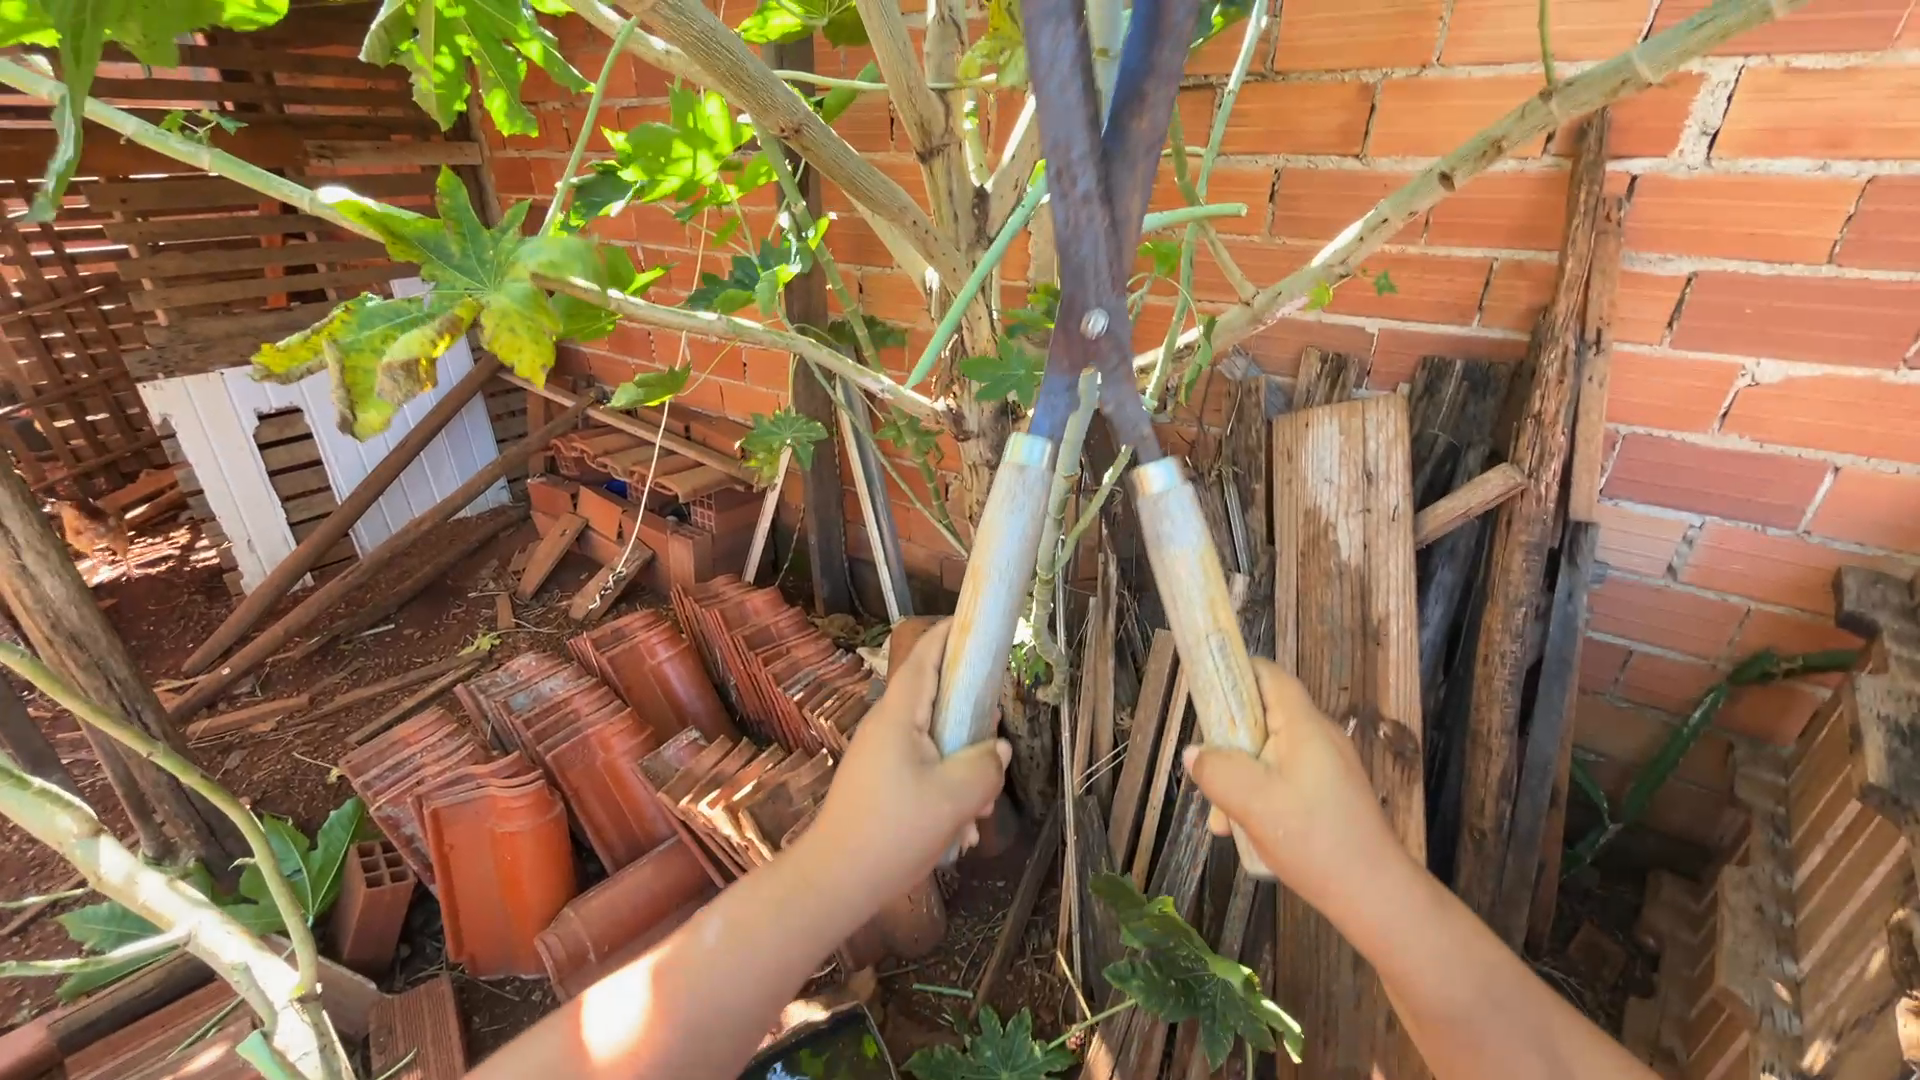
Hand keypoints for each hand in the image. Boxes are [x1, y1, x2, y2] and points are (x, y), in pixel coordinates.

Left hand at [810, 620, 1010, 899]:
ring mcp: (881, 754)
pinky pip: (923, 768)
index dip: (953, 634)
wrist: (835, 881)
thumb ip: (985, 765)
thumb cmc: (893, 831)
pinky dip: (947, 786)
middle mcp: (887, 725)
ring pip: (935, 739)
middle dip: (972, 716)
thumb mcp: (954, 798)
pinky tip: (962, 827)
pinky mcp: (881, 782)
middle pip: (936, 697)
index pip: (926, 655)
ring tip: (981, 802)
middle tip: (997, 736)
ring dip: (963, 763)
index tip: (982, 627)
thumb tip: (996, 748)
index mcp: (900, 713)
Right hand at [1184, 658, 1409, 911]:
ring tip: (1222, 819)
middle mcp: (1317, 738)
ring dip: (1237, 779)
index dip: (1234, 673)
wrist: (1376, 899)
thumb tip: (1195, 754)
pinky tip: (1243, 832)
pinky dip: (1256, 797)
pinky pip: (1280, 780)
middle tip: (1207, 774)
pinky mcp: (1326, 795)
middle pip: (1260, 718)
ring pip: (1265, 755)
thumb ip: (1216, 770)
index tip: (1203, 692)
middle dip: (1226, 745)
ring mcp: (1324, 768)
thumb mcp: (1252, 803)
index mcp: (1304, 727)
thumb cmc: (1315, 840)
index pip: (1268, 675)